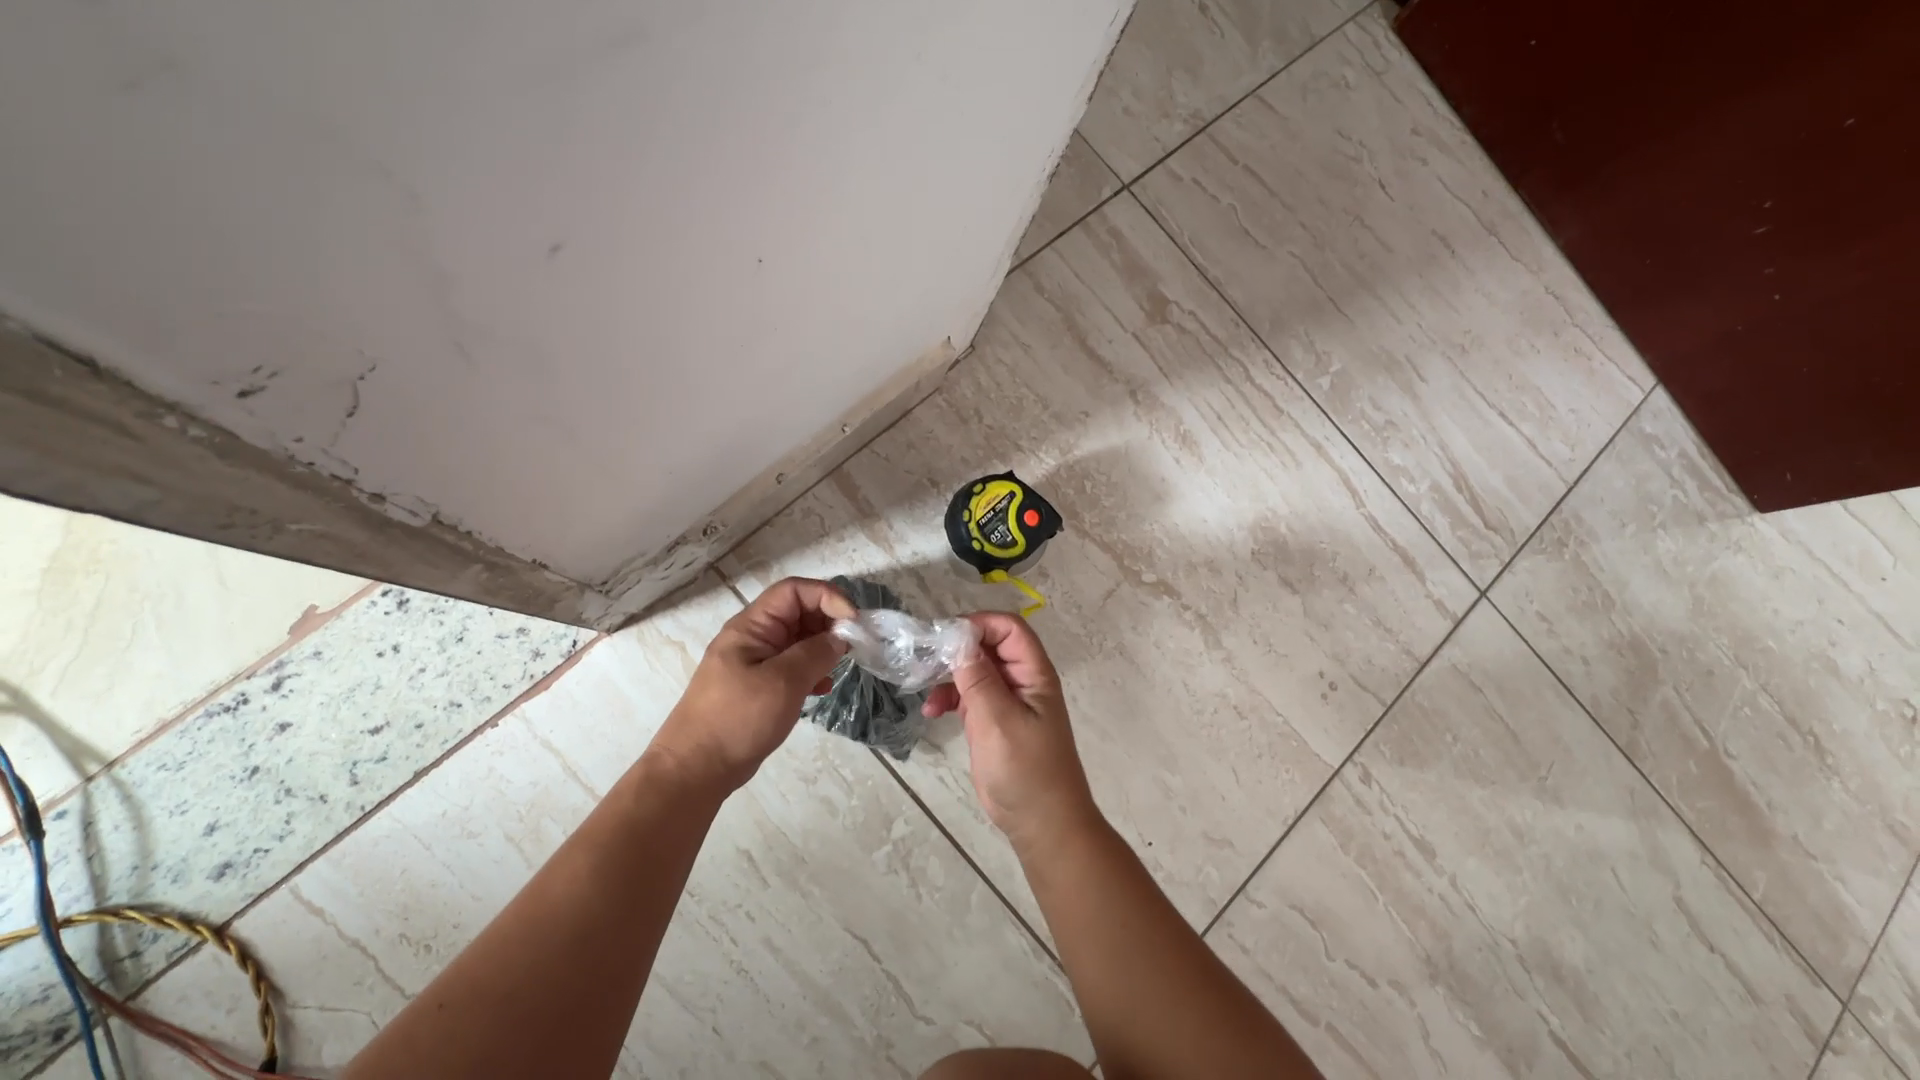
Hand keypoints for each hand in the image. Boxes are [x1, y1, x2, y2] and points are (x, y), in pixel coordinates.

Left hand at [652, 577, 855, 790]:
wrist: (697, 768)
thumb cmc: (738, 719)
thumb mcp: (783, 682)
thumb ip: (815, 654)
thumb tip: (840, 638)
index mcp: (752, 626)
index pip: (794, 590)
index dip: (827, 596)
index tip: (853, 622)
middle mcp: (753, 638)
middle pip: (798, 612)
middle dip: (828, 621)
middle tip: (853, 645)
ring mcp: (755, 663)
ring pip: (797, 640)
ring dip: (822, 647)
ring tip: (842, 665)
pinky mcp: (759, 687)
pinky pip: (792, 666)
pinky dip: (812, 671)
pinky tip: (823, 688)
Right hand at [921, 613, 1099, 848]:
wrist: (1041, 823)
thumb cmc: (1027, 772)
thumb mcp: (1000, 722)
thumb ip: (979, 679)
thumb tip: (958, 639)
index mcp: (1034, 674)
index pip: (1009, 629)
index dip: (979, 624)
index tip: (944, 637)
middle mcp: (1021, 681)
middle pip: (988, 646)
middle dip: (956, 648)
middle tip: (923, 660)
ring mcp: (1006, 701)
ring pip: (974, 670)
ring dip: (948, 675)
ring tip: (924, 690)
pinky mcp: (991, 721)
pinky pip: (967, 695)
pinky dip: (948, 698)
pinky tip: (931, 711)